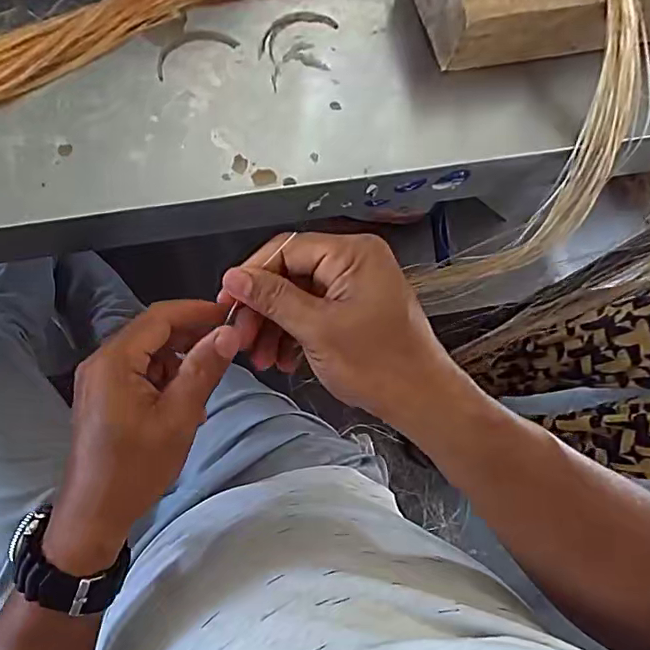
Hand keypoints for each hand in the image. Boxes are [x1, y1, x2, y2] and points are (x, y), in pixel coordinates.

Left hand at [43, 301, 240, 574]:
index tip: (230, 316)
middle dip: (191, 338)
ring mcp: (99, 381)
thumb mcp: (178, 417)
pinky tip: (183, 406)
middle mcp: (101, 362)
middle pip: (153, 333)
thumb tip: (228, 334)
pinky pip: (139, 375)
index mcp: (114, 361)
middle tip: (227, 350)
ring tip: (204, 390)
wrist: (95, 512)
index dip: (197, 311)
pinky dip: (165, 382)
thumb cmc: (135, 468)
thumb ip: (203, 370)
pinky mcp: (103, 399)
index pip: (160, 317)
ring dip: (179, 364)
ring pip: (148, 355)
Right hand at [217, 232, 475, 433]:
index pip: (286, 250)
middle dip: (262, 309)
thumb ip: (273, 299)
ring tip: (261, 355)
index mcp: (353, 254)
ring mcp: (355, 287)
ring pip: (298, 297)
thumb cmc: (386, 367)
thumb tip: (238, 278)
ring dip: (274, 326)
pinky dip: (294, 334)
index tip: (229, 301)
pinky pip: (313, 312)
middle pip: (289, 274)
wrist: (419, 399)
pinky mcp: (354, 310)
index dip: (252, 276)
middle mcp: (356, 263)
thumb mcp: (317, 330)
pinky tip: (283, 357)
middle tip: (242, 335)